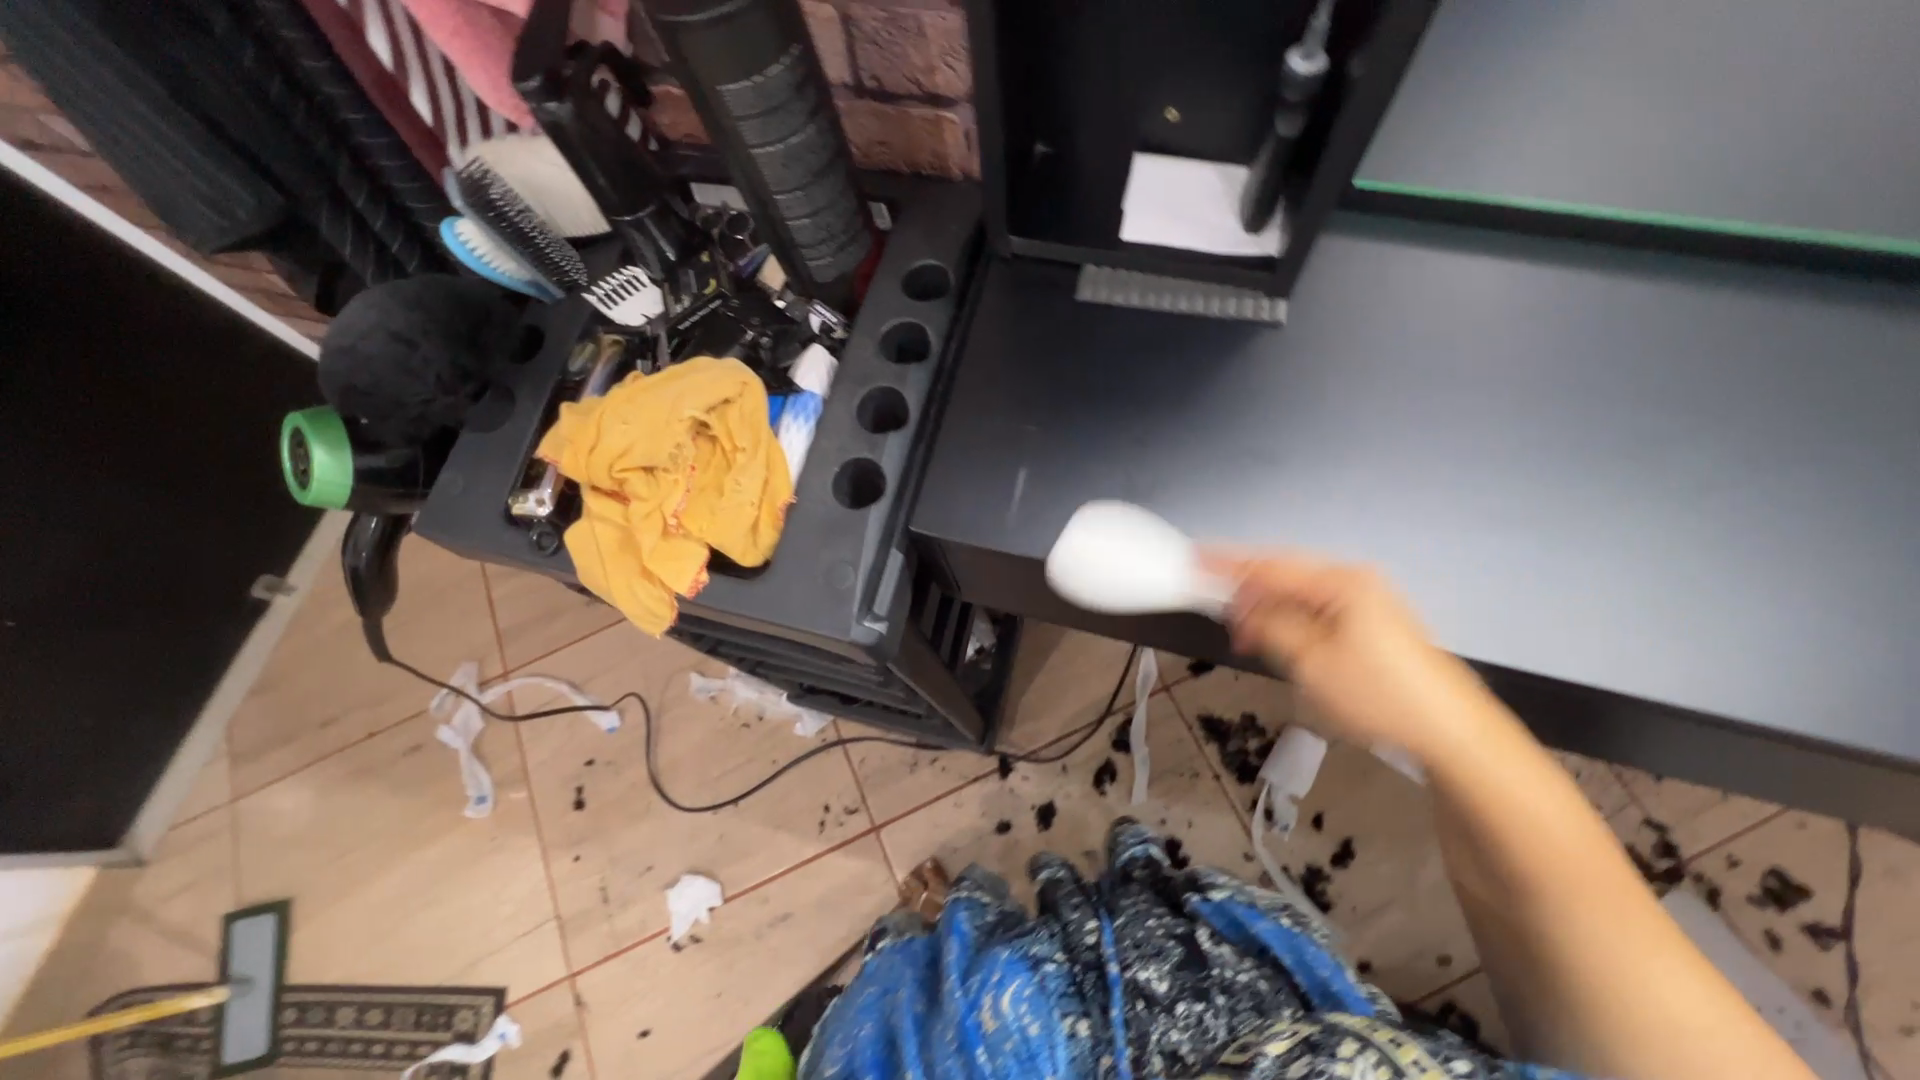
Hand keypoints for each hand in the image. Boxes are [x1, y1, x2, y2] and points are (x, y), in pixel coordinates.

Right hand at [1200, 551, 1497, 760]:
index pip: (1270, 565)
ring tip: (1240, 631)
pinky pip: (1317, 609)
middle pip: (1286, 574)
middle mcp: (1353, 581)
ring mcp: (1367, 600)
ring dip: (1267, 608)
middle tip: (1213, 607)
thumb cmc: (1376, 694)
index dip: (1228, 564)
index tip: (1191, 559)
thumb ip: (1271, 626)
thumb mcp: (1312, 661)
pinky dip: (1289, 619)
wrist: (1448, 729)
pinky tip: (1276, 637)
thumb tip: (1244, 607)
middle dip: (1246, 589)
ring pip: (1300, 594)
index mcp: (1339, 582)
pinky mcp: (1372, 622)